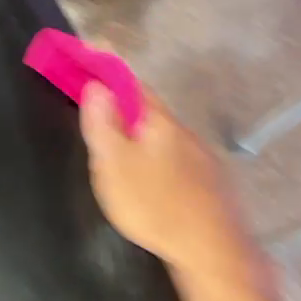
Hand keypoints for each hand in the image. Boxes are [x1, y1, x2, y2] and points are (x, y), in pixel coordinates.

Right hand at [79, 81, 247, 282]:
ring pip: (164, 139)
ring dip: (141, 138)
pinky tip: (153, 184)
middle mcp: (184, 132)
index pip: (130, 83)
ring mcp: (201, 159)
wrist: (211, 249)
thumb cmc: (155, 205)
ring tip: (121, 156)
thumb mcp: (115, 166)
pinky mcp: (209, 185)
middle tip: (98, 111)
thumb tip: (95, 86)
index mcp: (158, 122)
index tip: (89, 51)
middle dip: (124, 107)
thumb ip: (104, 126)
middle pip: (148, 111)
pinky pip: (175, 162)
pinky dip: (157, 162)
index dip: (107, 68)